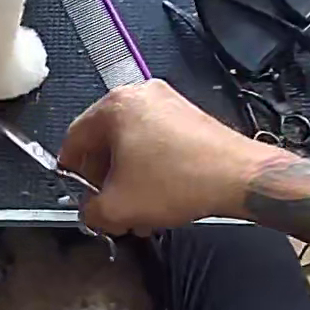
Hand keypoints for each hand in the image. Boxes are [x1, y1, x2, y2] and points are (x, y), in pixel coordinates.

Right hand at [58, 80, 292, 233]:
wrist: (238, 178)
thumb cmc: (183, 181)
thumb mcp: (119, 208)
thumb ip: (91, 212)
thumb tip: (91, 213)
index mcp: (115, 106)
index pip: (75, 138)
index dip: (71, 172)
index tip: (76, 191)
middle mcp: (141, 97)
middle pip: (105, 143)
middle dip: (106, 182)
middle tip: (109, 208)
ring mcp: (168, 105)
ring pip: (132, 147)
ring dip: (129, 181)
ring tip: (137, 212)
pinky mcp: (189, 119)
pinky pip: (157, 145)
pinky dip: (151, 171)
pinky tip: (159, 200)